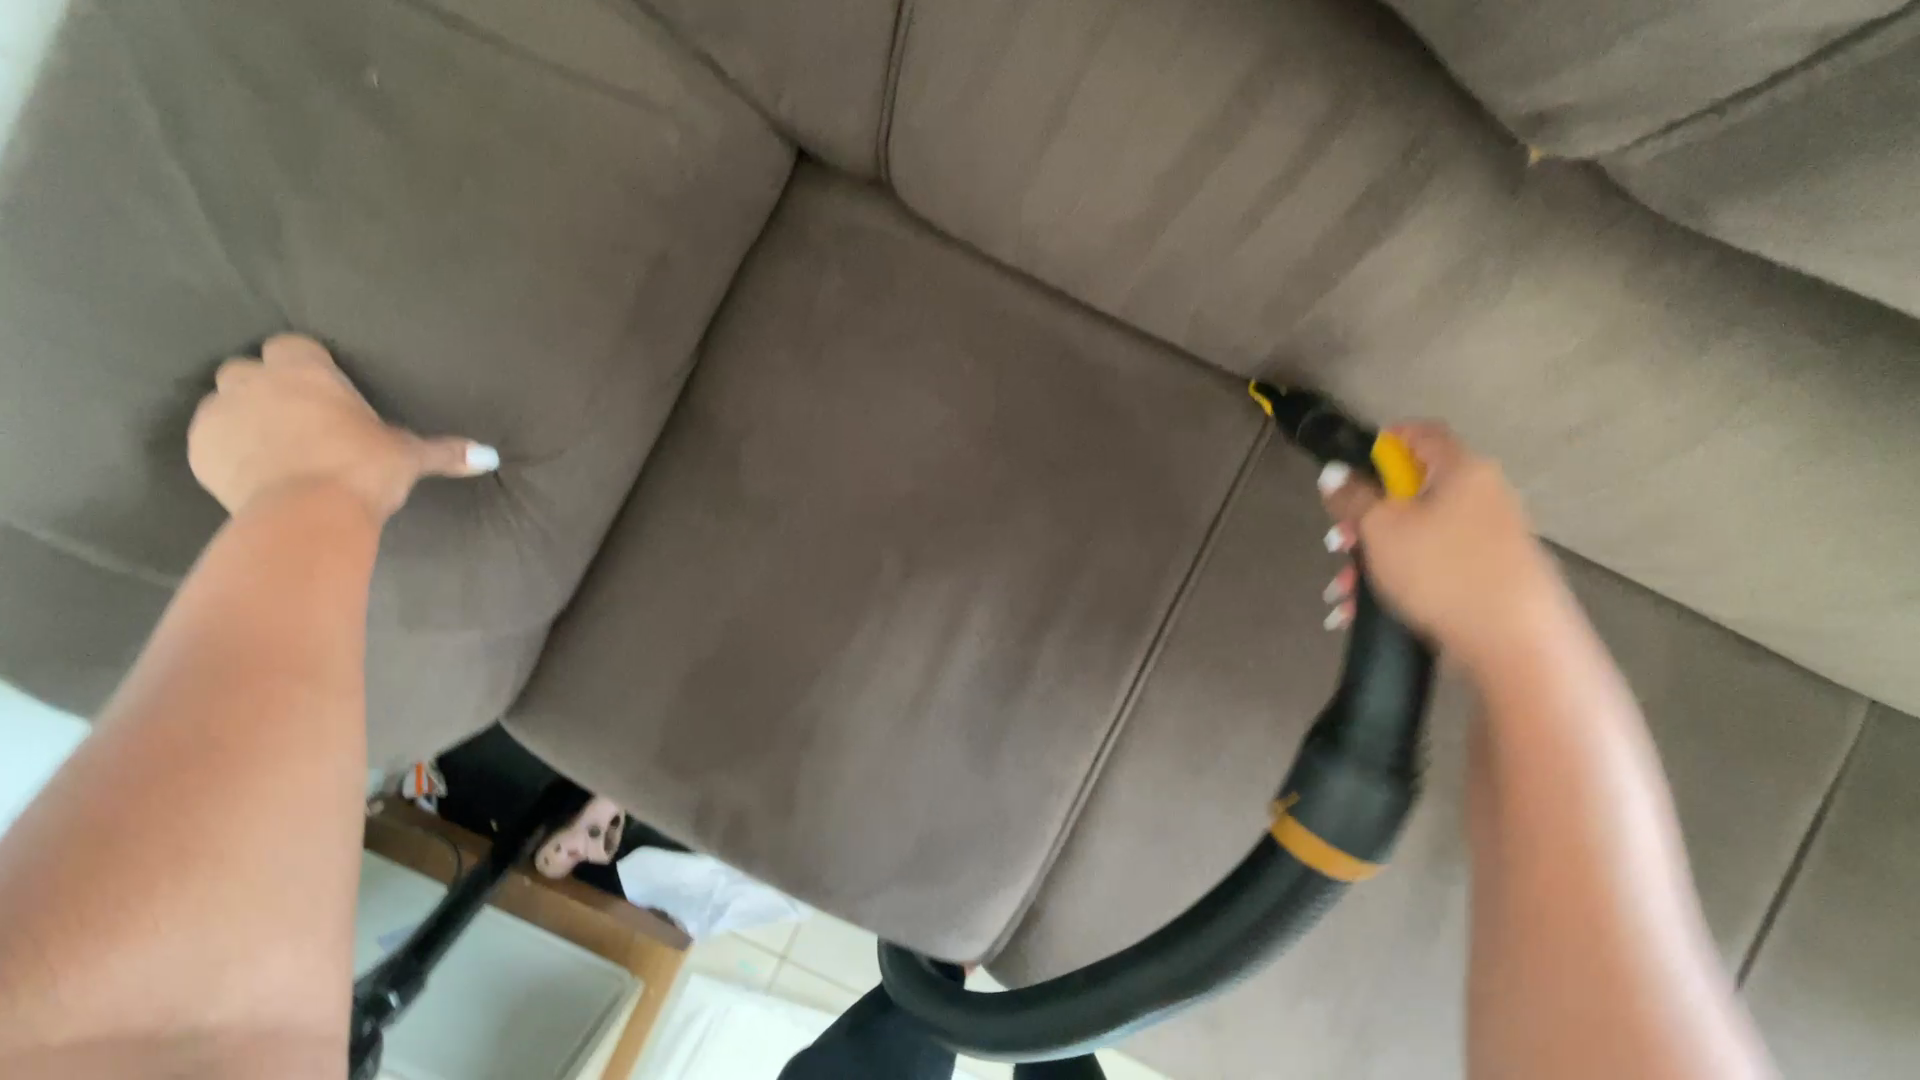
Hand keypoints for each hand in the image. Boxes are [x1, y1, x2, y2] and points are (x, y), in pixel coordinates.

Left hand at [188, 334, 496, 519]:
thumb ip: (445, 451)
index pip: (294, 345)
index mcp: (306, 372)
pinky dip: (228, 451)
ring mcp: (220, 416)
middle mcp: (255, 383)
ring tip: (275, 448)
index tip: (325, 389)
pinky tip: (255, 472)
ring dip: (244, 418)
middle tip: (299, 418)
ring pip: (223, 404)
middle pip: (247, 369)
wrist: (307, 513)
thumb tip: (490, 457)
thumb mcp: (410, 458)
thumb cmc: (363, 468)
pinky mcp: (199, 452)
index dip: (306, 364)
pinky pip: (210, 441)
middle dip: (266, 387)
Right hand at [1318, 423, 1571, 670]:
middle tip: (1338, 541)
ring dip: (1373, 557)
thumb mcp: (1381, 529)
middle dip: (1366, 517)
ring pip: (1416, 535)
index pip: (1420, 433)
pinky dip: (1399, 579)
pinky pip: (1433, 565)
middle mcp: (1482, 495)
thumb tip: (1334, 471)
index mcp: (1462, 470)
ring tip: (1344, 588)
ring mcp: (1490, 537)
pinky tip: (1364, 609)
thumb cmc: (1441, 570)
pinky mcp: (1490, 574)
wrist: (1514, 641)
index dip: (1381, 442)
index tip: (1349, 468)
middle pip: (1412, 491)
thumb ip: (1352, 497)